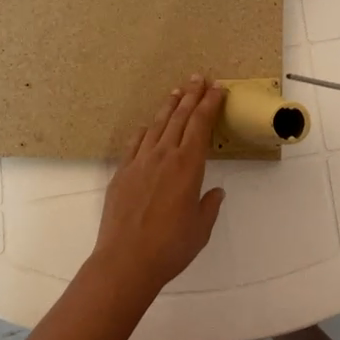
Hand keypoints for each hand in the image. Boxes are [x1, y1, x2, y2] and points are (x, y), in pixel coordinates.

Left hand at [90, 76, 226, 296]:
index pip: (201, 125)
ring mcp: (140, 162)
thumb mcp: (201, 229)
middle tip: (199, 78)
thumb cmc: (170, 247)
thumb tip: (215, 191)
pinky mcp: (122, 173)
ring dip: (169, 106)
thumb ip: (209, 205)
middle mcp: (164, 156)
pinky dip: (145, 130)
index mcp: (188, 166)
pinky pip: (135, 143)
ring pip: (157, 125)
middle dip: (192, 95)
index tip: (217, 88)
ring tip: (177, 92)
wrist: (125, 261)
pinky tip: (148, 125)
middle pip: (180, 117)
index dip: (210, 104)